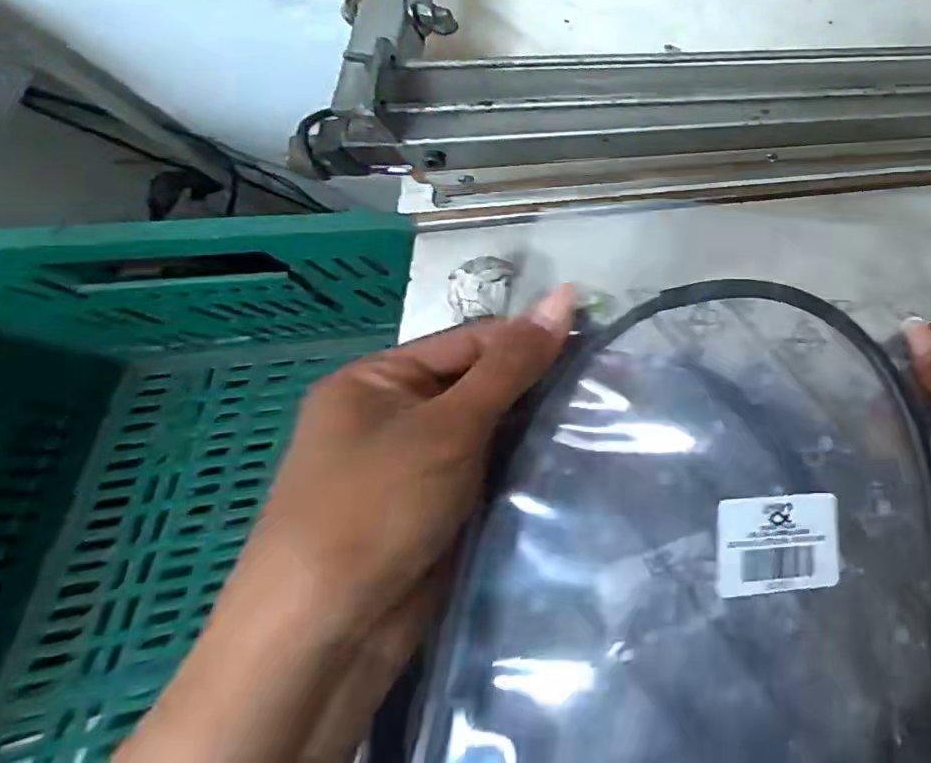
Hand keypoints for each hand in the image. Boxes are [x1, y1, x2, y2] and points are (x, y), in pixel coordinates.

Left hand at [242, 282, 576, 635]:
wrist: (324, 638)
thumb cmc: (375, 509)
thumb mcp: (450, 425)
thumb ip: (513, 362)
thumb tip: (567, 293)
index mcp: (377, 379)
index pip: (475, 339)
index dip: (534, 340)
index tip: (598, 345)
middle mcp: (394, 412)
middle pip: (486, 378)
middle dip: (541, 382)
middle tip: (606, 381)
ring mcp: (418, 459)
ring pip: (496, 422)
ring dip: (538, 420)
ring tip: (600, 413)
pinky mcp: (440, 499)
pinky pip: (492, 460)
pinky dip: (526, 454)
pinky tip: (570, 449)